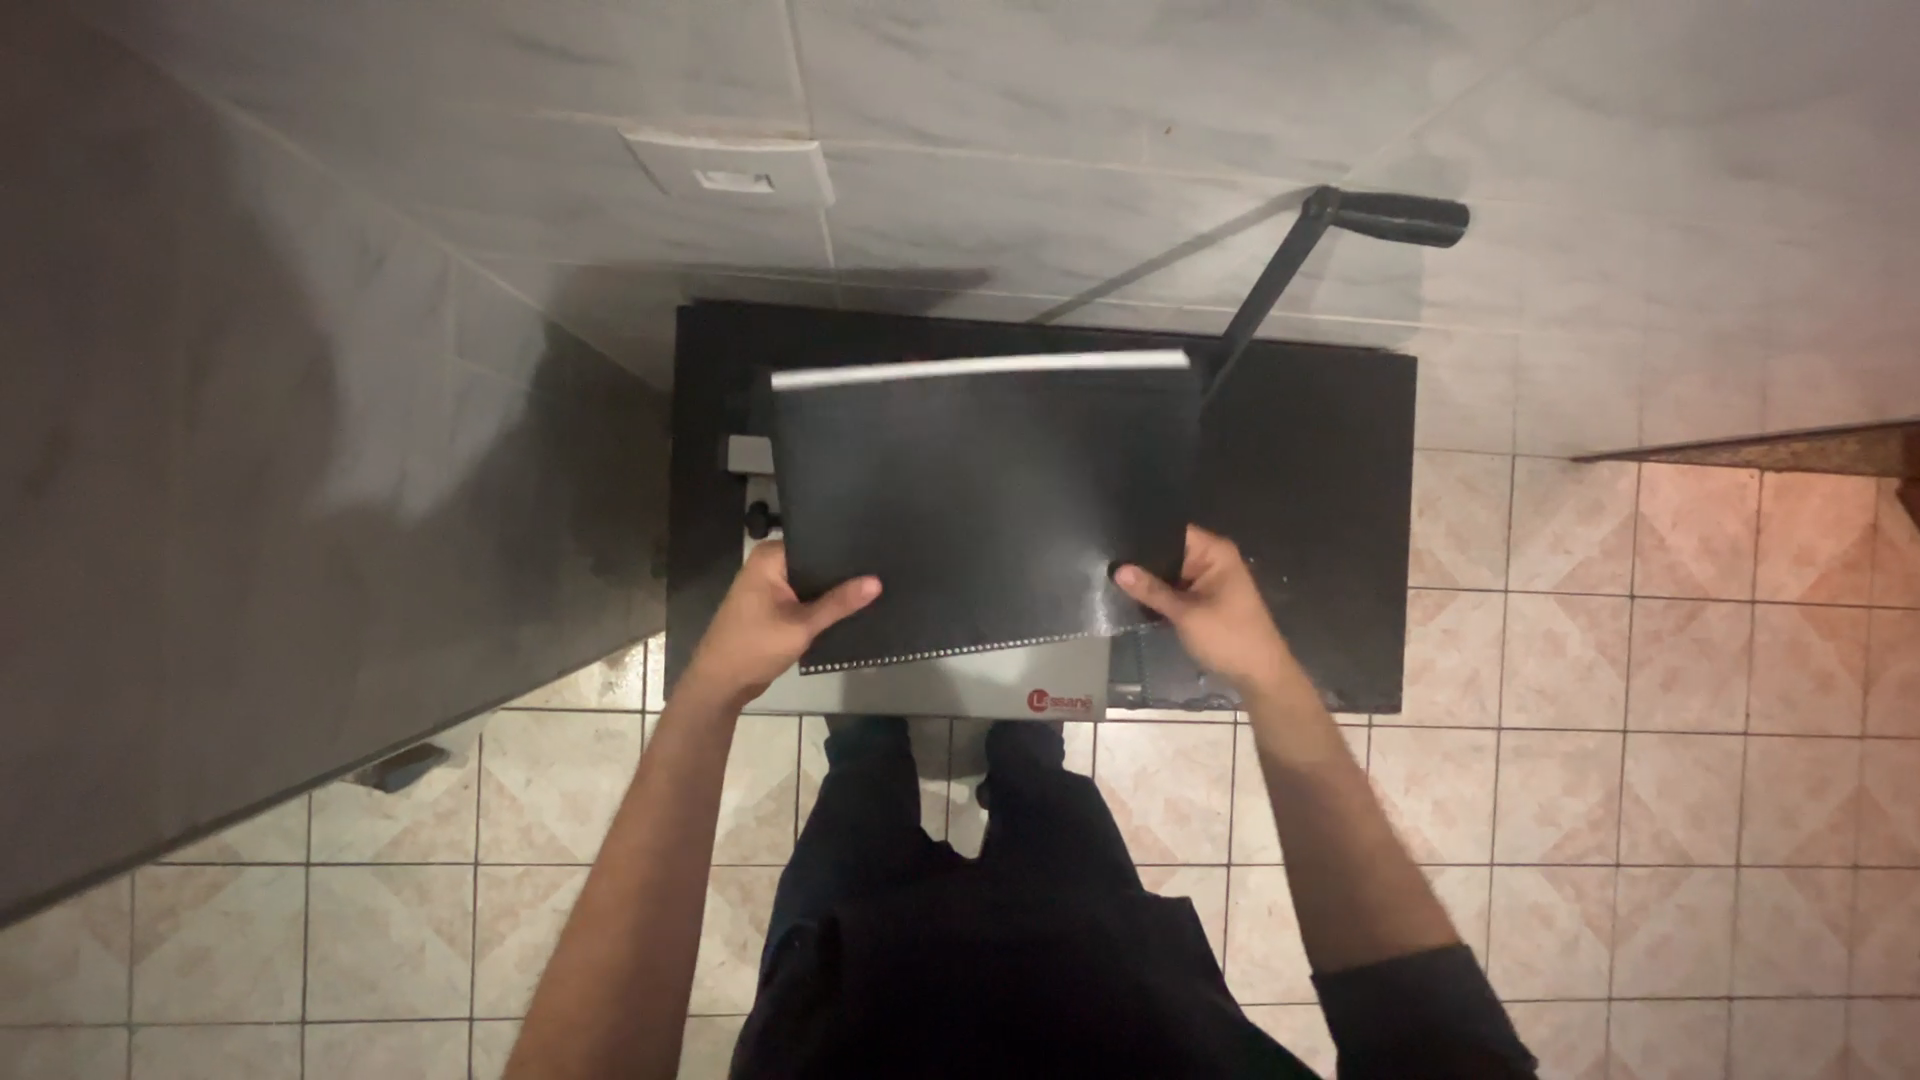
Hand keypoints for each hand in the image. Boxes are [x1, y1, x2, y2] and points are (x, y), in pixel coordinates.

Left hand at [680, 541, 880, 704]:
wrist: (721, 684)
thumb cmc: (754, 647)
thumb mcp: (801, 626)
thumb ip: (839, 603)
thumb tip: (877, 581)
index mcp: (770, 557)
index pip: (816, 543)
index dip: (845, 549)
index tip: (876, 552)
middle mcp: (769, 564)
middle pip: (815, 561)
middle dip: (842, 571)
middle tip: (881, 570)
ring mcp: (770, 585)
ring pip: (812, 581)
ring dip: (833, 589)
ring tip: (873, 586)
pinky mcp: (774, 605)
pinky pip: (804, 596)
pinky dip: (822, 603)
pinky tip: (850, 606)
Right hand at [1114, 525, 1293, 694]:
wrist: (1259, 675)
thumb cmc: (1228, 638)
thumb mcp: (1186, 614)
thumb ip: (1151, 590)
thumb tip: (1118, 569)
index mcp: (1215, 552)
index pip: (1174, 531)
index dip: (1145, 534)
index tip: (1114, 540)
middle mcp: (1212, 559)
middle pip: (1169, 550)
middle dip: (1143, 559)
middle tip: (1107, 562)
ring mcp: (1208, 580)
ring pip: (1170, 571)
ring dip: (1149, 578)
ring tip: (1112, 576)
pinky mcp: (1203, 598)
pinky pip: (1175, 587)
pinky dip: (1159, 593)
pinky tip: (1132, 594)